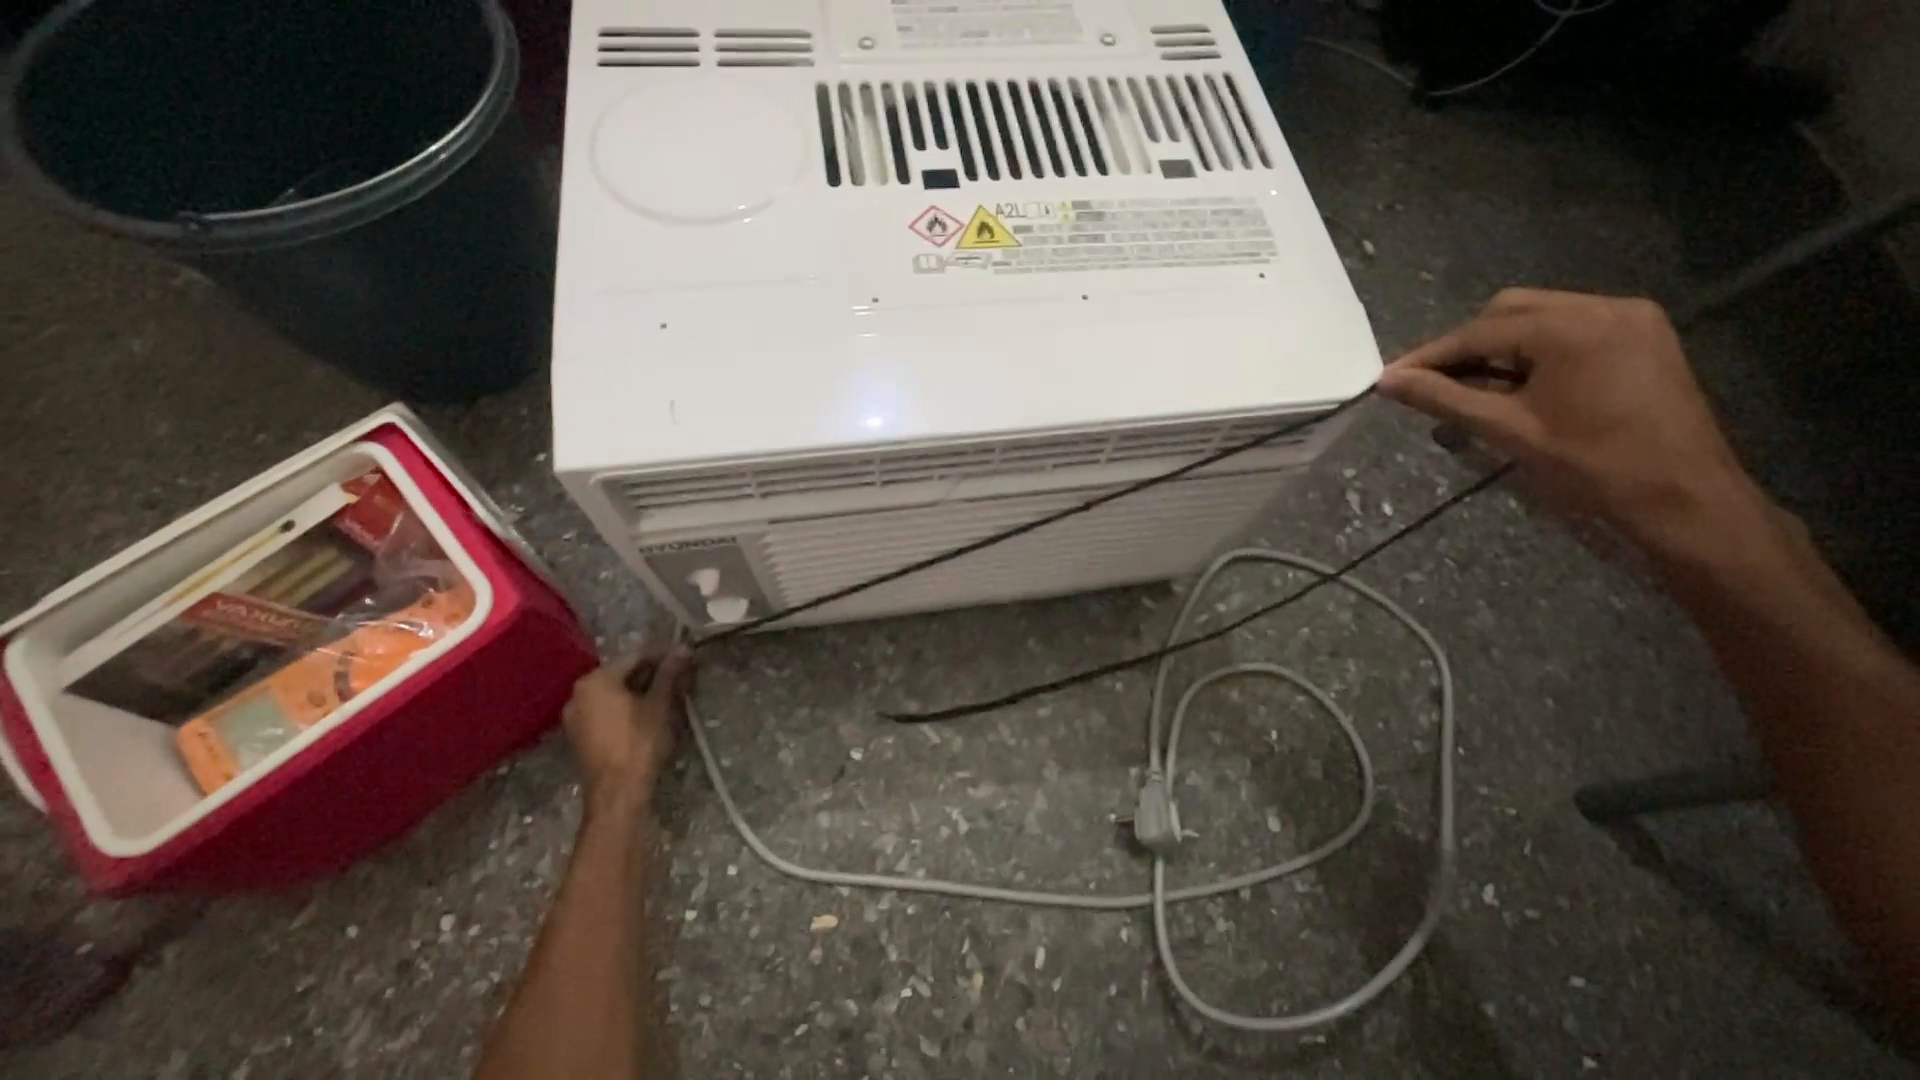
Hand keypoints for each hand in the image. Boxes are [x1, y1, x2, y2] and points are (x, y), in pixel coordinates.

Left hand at [562, 647, 694, 811]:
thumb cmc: (639, 743)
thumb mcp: (659, 705)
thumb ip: (669, 673)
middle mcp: (578, 693)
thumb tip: (683, 647)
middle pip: (620, 674)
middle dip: (650, 675)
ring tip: (666, 697)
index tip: (685, 658)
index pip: (634, 657)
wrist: (616, 792)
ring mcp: (574, 717)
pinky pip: (604, 712)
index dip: (662, 656)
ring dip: (638, 692)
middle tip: (678, 678)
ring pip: (612, 695)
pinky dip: (624, 709)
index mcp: (595, 680)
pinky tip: (645, 715)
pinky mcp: (578, 737)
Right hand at [1377, 289, 1768, 552]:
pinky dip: (1538, 348)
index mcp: (1570, 328)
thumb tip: (1388, 382)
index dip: (1431, 355)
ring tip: (1474, 387)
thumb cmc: (1592, 467)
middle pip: (1510, 310)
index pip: (1480, 331)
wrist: (1684, 497)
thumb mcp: (1509, 432)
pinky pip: (1574, 327)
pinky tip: (1522, 383)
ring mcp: (1630, 317)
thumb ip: (1444, 399)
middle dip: (1466, 345)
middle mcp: (1603, 306)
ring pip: (1542, 316)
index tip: (1392, 377)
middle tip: (1433, 384)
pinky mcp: (1645, 334)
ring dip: (1501, 345)